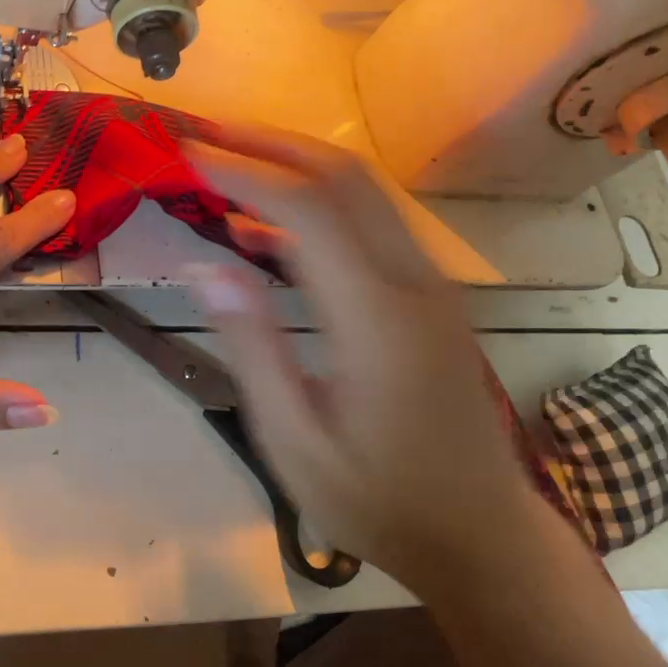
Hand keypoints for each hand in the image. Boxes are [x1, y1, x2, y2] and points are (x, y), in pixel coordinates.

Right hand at [183, 126, 543, 589]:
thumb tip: (205, 268)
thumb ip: (252, 347)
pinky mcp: (428, 298)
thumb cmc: (377, 498)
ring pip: (363, 193)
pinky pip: (369, 226)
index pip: (307, 209)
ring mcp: (428, 286)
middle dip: (270, 143)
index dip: (244, 170)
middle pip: (345, 177)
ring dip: (294, 164)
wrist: (480, 534)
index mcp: (376, 316)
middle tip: (205, 131)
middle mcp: (411, 282)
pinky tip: (261, 229)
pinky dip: (314, 206)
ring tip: (225, 161)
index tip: (187, 152)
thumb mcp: (294, 439)